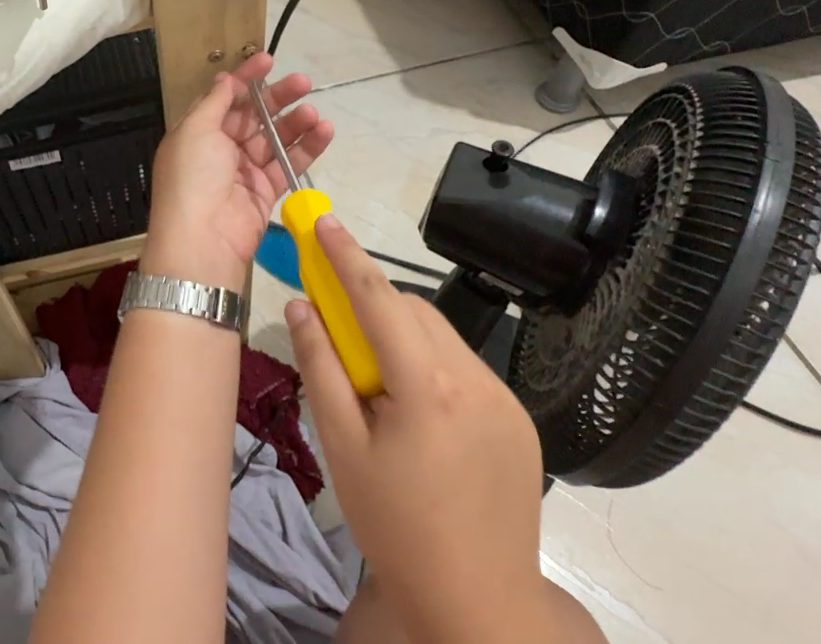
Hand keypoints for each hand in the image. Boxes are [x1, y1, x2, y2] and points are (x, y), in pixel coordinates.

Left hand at [141, 53, 332, 292]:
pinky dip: (307, 148)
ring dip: (295, 123)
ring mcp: (243, 172)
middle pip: (254, 118)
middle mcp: (219, 150)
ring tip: (314, 111)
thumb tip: (226, 79)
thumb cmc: (193, 178)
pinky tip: (324, 132)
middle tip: (304, 83)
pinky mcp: (266, 193)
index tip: (269, 61)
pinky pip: (288, 165)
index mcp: (197, 133)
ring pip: (275, 140)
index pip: (224, 99)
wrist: (203, 240)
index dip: (246, 79)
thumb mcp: (195, 131)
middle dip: (278, 98)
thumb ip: (215, 103)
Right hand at [286, 215, 591, 643]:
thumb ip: (321, 368)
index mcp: (428, 386)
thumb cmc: (394, 524)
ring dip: (403, 337)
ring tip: (376, 386)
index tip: (324, 221)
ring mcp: (504, 400)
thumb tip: (302, 307)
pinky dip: (432, 367)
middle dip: (373, 304)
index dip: (347, 256)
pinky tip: (415, 414)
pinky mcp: (518, 421)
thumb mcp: (342, 447)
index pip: (380, 299)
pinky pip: (465, 370)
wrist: (476, 599)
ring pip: (442, 339)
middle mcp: (476, 380)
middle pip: (414, 313)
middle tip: (337, 326)